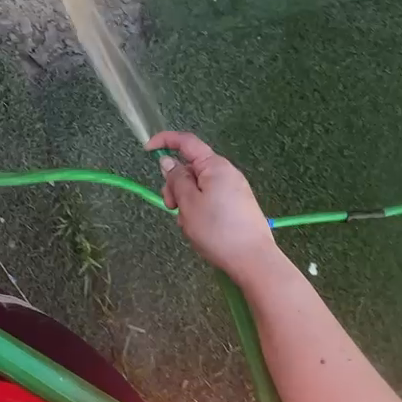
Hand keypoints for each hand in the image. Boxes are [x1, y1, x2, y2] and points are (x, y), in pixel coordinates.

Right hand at [151, 131, 280, 273]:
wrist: (255, 262)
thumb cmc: (217, 230)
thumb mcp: (188, 202)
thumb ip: (176, 179)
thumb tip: (168, 161)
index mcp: (215, 166)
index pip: (186, 141)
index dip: (164, 140)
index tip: (147, 150)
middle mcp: (226, 173)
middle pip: (190, 167)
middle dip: (175, 183)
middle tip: (171, 206)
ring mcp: (233, 190)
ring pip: (198, 186)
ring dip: (185, 200)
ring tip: (188, 224)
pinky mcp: (237, 207)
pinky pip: (209, 199)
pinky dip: (198, 209)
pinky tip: (199, 229)